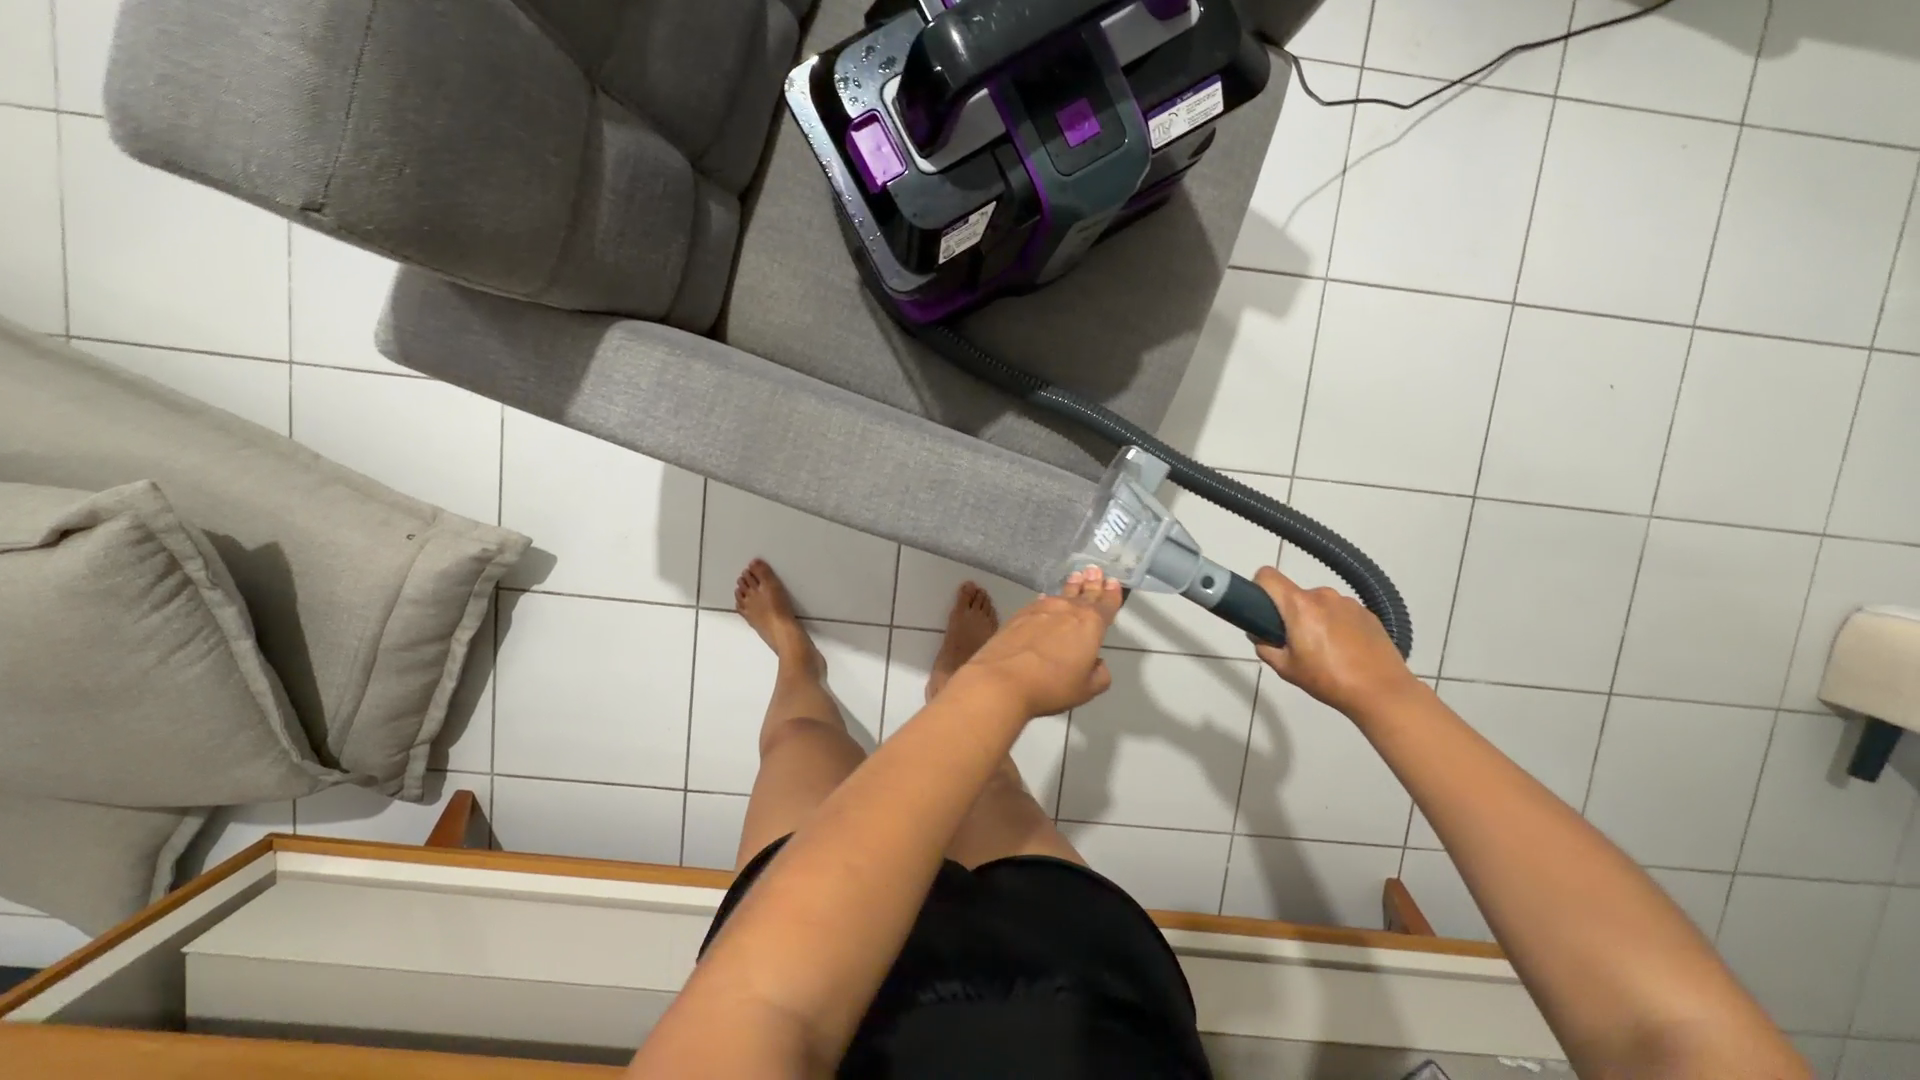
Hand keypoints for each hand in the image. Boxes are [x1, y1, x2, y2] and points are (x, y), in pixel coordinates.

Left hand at [950, 565, 1123, 717]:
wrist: (1003, 680)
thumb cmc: (1052, 686)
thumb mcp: (1086, 689)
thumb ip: (1099, 675)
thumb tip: (1097, 663)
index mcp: (1091, 624)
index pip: (1106, 605)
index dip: (1111, 594)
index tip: (1113, 582)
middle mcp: (1068, 610)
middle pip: (1084, 593)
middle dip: (1092, 583)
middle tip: (1095, 570)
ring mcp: (1041, 609)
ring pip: (1061, 594)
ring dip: (1071, 586)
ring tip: (1076, 577)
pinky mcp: (1019, 615)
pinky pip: (1040, 602)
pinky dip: (1047, 599)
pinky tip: (1045, 598)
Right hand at [1251, 567, 1423, 716]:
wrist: (1381, 690)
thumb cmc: (1328, 679)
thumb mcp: (1286, 669)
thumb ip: (1265, 647)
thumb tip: (1261, 635)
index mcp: (1299, 606)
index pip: (1268, 576)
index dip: (1259, 588)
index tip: (1262, 609)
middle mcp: (1323, 595)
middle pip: (1295, 595)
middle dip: (1290, 613)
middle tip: (1296, 643)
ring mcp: (1348, 602)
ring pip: (1319, 604)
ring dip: (1315, 619)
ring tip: (1325, 650)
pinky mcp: (1367, 612)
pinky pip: (1341, 612)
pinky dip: (1336, 624)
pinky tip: (1346, 649)